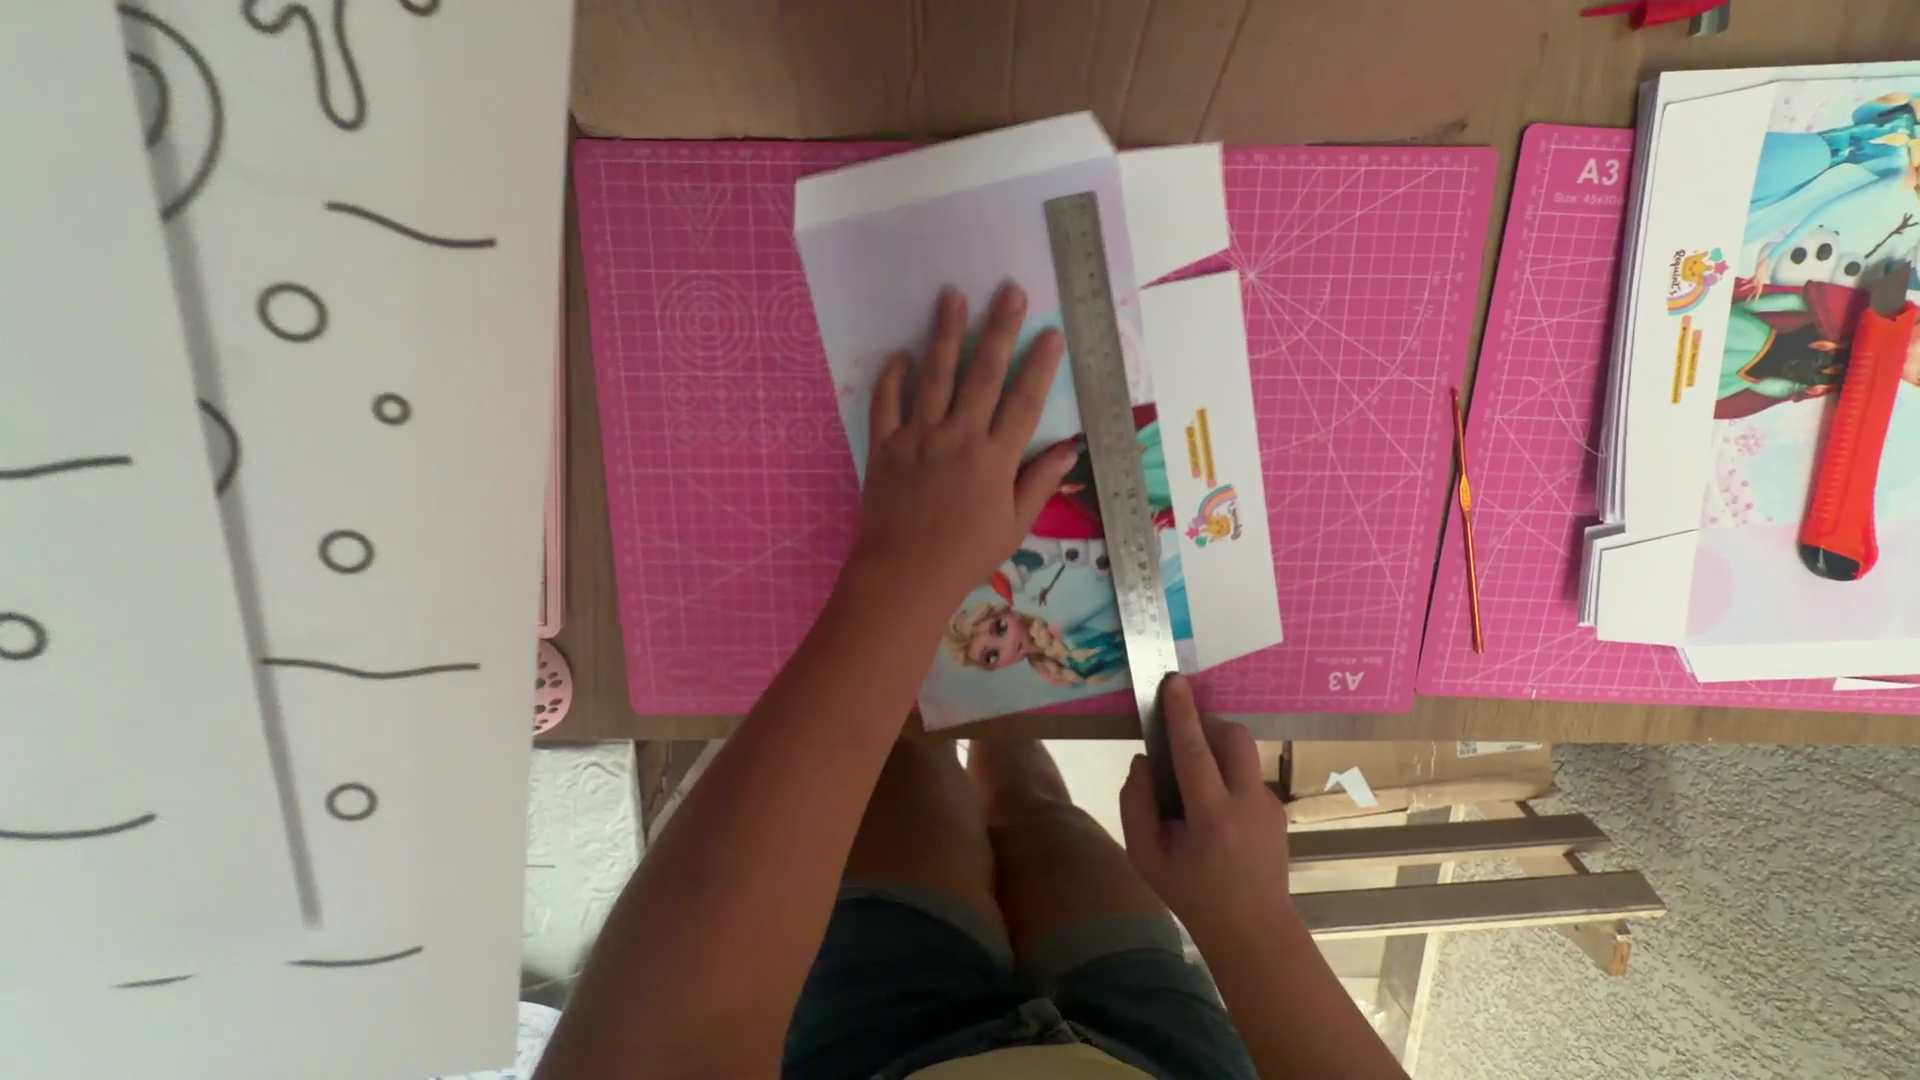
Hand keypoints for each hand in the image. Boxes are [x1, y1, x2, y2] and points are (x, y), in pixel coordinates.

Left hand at [850, 284, 1078, 605]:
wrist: (904, 575)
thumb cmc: (965, 555)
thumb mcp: (1014, 525)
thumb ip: (1039, 482)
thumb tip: (1069, 448)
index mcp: (994, 459)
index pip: (1024, 402)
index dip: (1040, 365)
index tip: (1051, 332)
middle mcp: (958, 438)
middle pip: (983, 374)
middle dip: (999, 329)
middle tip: (1009, 290)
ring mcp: (918, 438)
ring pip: (934, 375)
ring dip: (945, 333)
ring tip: (952, 296)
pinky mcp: (884, 446)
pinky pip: (886, 402)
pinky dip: (892, 376)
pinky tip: (901, 353)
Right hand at [1119, 674, 1292, 946]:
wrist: (1254, 930)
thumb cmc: (1192, 894)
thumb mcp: (1146, 857)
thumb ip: (1135, 804)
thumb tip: (1143, 761)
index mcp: (1212, 818)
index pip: (1195, 752)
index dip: (1182, 713)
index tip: (1174, 681)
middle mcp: (1247, 804)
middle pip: (1233, 736)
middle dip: (1207, 722)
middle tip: (1183, 735)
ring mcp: (1269, 805)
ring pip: (1242, 752)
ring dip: (1216, 748)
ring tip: (1195, 778)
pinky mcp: (1277, 809)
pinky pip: (1246, 772)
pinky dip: (1225, 772)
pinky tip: (1213, 806)